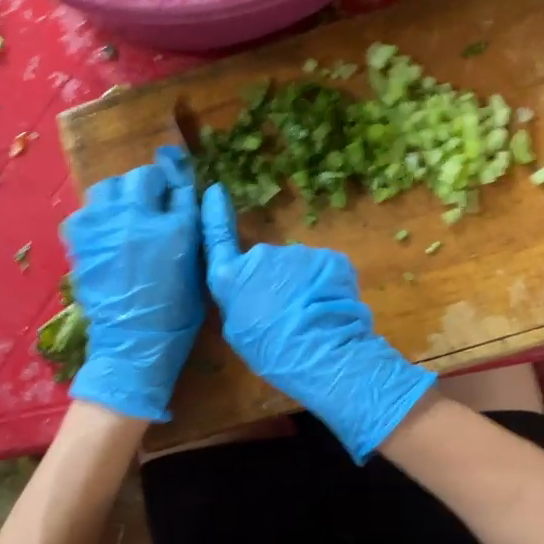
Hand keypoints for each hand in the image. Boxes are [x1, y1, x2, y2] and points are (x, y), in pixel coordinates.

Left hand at [61, 147, 205, 422]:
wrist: (132, 346)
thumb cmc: (175, 318)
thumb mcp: (198, 273)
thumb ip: (195, 234)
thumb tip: (191, 202)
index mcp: (177, 230)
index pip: (181, 188)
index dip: (180, 186)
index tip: (177, 187)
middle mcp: (140, 219)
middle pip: (144, 177)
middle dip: (151, 186)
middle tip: (151, 202)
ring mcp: (107, 227)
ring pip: (110, 186)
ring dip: (121, 195)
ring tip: (124, 214)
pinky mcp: (82, 240)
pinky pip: (86, 211)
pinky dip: (96, 217)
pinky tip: (104, 234)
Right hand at [201, 184, 434, 459]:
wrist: (321, 353)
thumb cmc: (271, 351)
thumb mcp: (238, 331)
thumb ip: (238, 299)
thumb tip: (249, 288)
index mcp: (231, 277)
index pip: (217, 237)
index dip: (214, 214)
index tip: (215, 190)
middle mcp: (261, 255)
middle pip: (265, 263)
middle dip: (274, 281)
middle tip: (283, 313)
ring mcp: (297, 253)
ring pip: (296, 268)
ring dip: (301, 286)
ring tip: (308, 317)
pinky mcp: (329, 257)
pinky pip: (323, 271)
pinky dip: (325, 286)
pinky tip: (328, 309)